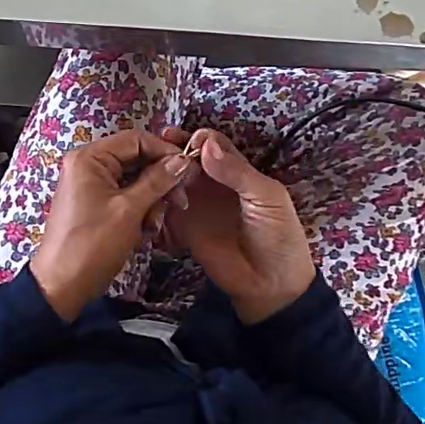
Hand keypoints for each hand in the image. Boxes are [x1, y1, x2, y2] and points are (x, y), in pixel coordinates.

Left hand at [30, 129, 193, 320]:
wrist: (63, 283)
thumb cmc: (93, 243)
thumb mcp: (129, 209)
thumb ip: (157, 180)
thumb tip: (183, 160)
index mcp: (89, 157)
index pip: (135, 139)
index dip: (165, 152)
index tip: (189, 171)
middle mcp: (87, 164)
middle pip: (136, 158)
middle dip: (159, 181)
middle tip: (179, 203)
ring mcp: (89, 183)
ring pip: (134, 179)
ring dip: (152, 199)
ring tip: (154, 224)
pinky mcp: (94, 202)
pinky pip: (125, 195)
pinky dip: (139, 209)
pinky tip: (146, 229)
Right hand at [161, 128, 315, 323]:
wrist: (270, 285)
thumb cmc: (278, 237)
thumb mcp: (267, 198)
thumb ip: (237, 171)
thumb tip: (205, 143)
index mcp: (235, 171)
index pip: (210, 143)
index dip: (194, 138)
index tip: (177, 138)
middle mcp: (211, 182)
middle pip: (184, 158)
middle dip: (169, 151)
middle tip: (154, 151)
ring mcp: (193, 203)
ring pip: (170, 179)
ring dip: (159, 172)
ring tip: (150, 173)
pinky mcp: (179, 225)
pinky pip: (162, 206)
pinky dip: (153, 198)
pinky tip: (146, 193)